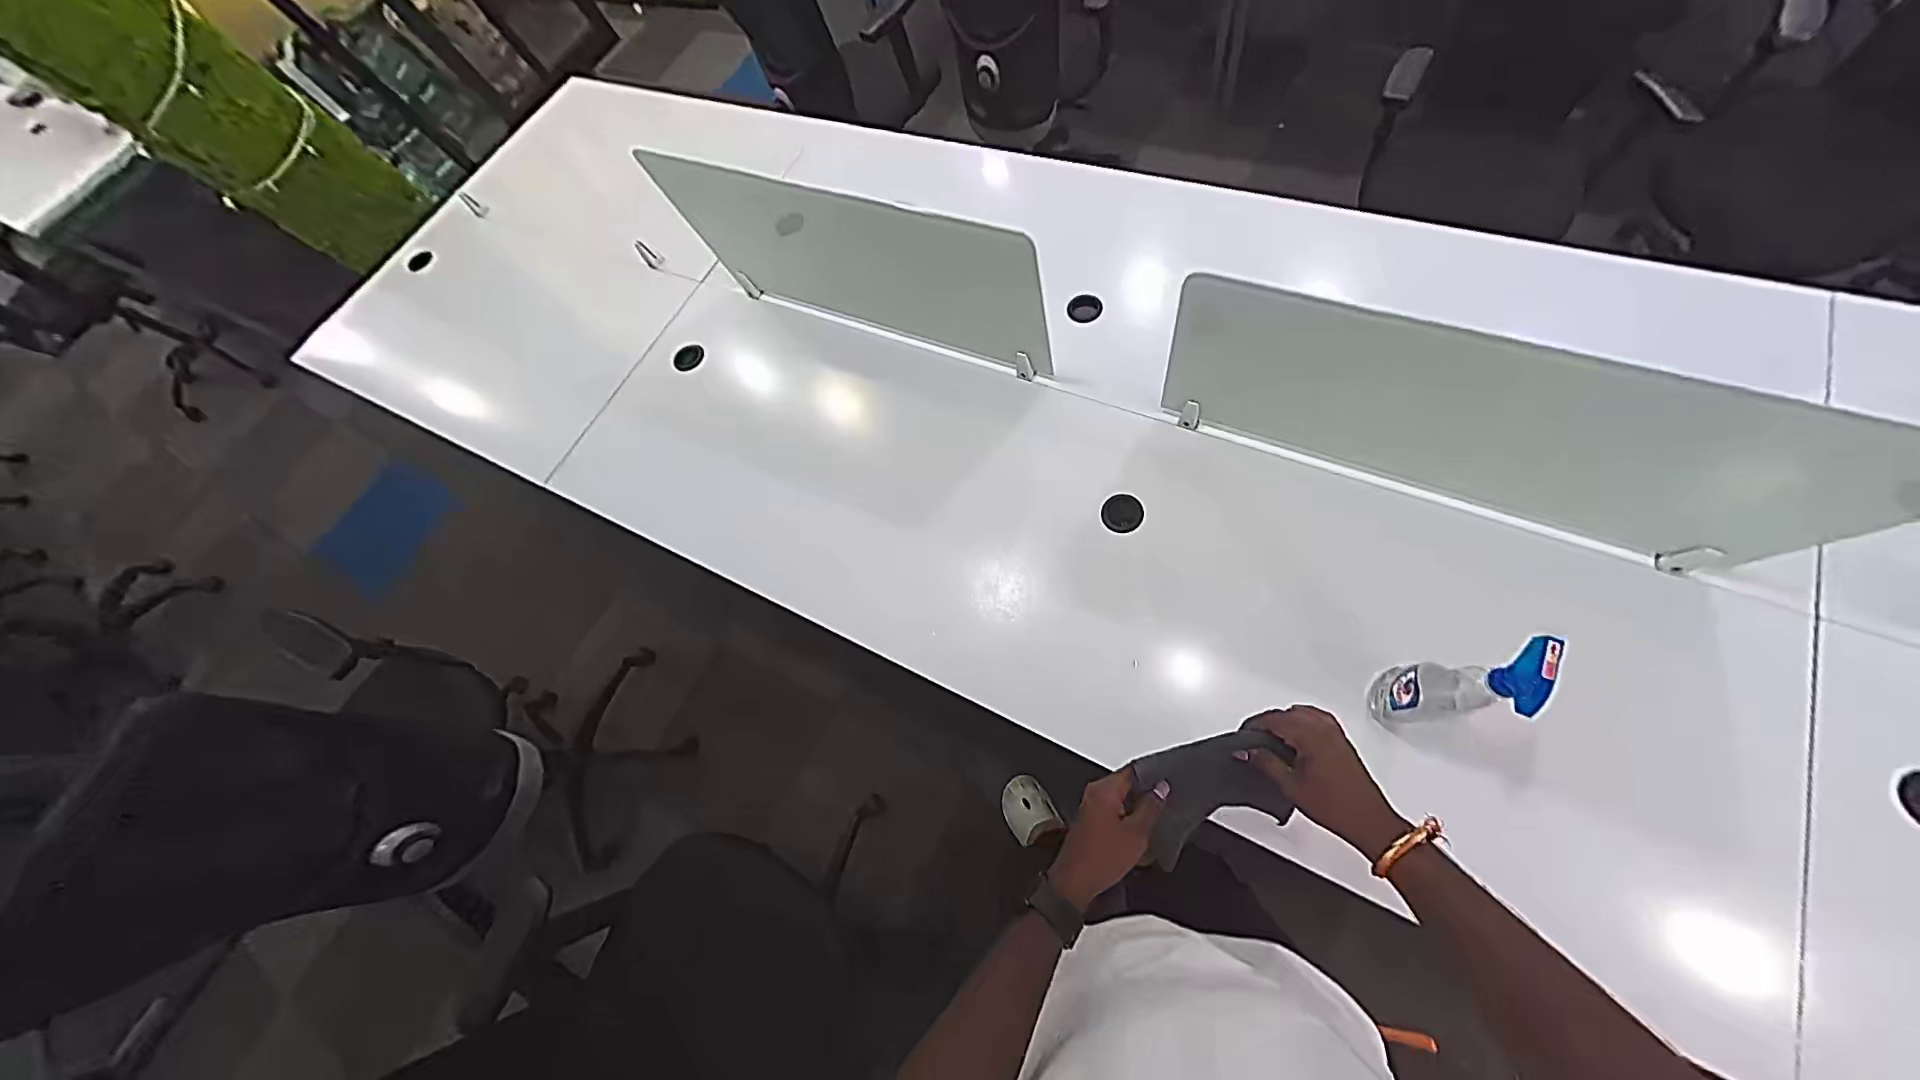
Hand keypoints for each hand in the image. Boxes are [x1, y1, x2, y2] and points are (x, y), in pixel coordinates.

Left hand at [1047, 768, 1167, 911]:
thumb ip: (1151, 808)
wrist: (1076, 882)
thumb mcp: (1136, 833)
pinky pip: (1114, 813)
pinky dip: (1127, 821)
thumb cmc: (1100, 859)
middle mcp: (1095, 793)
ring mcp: (1091, 806)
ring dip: (1138, 811)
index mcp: (1104, 789)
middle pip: (1127, 785)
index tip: (1168, 785)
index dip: (1153, 776)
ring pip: (1122, 801)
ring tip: (1152, 825)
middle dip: (1146, 797)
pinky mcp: (1091, 820)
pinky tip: (1138, 836)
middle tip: (1163, 808)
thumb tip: (1161, 789)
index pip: (1133, 771)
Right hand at [1239, 706, 1409, 860]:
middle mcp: (1325, 730)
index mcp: (1310, 736)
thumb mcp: (1291, 786)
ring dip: (1286, 719)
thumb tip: (1247, 752)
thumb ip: (1265, 763)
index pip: (1274, 718)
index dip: (1255, 724)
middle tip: (1254, 737)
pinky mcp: (1343, 742)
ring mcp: (1336, 734)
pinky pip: (1318, 719)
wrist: (1368, 821)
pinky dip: (1303, 721)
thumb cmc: (1337, 807)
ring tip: (1272, 736)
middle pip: (1288, 713)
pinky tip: (1297, 736)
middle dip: (1268, 721)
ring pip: (1303, 713)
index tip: (1244, 733)